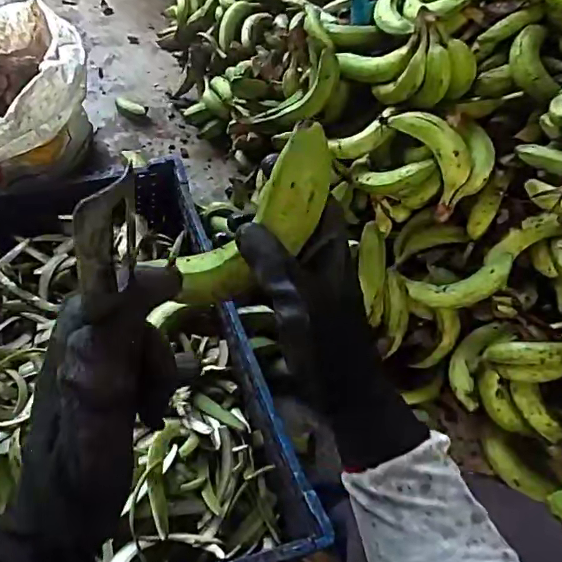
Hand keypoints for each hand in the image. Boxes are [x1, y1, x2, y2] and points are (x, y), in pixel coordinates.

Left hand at [0, 265, 179, 561]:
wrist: (60, 526)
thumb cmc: (77, 476)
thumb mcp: (96, 416)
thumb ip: (108, 352)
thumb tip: (126, 292)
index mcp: (72, 347)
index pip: (108, 291)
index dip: (141, 282)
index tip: (177, 283)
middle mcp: (78, 348)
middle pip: (132, 317)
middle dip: (156, 350)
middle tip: (159, 393)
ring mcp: (90, 368)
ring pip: (142, 343)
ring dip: (159, 373)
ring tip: (154, 411)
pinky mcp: (102, 387)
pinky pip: (140, 366)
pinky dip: (156, 385)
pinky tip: (153, 413)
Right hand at [238, 206, 426, 470]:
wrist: (341, 397)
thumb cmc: (326, 341)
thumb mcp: (298, 295)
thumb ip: (272, 258)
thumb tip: (245, 225)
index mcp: (331, 250)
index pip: (319, 201)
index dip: (298, 180)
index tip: (267, 164)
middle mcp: (319, 263)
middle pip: (293, 226)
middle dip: (265, 216)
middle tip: (231, 211)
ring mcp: (305, 287)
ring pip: (276, 255)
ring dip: (252, 250)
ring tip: (220, 247)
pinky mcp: (291, 311)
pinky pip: (266, 286)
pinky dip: (247, 282)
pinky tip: (224, 285)